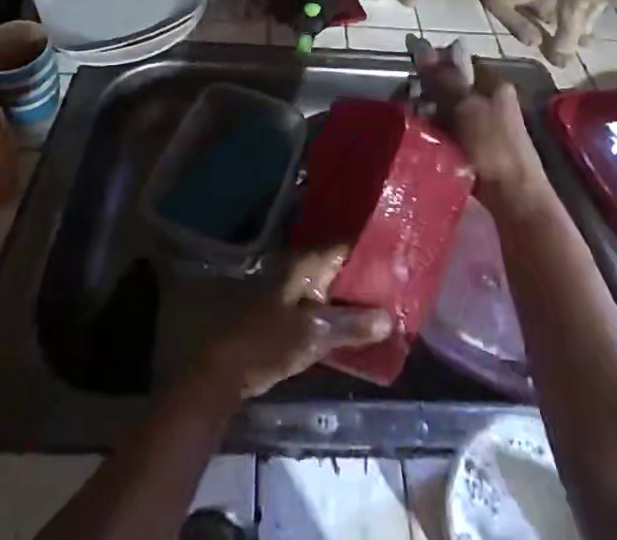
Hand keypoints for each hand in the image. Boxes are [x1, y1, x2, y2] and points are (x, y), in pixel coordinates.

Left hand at [195, 248, 391, 399]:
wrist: (217, 369)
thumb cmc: (264, 343)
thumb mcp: (312, 336)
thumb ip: (351, 325)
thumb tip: (388, 318)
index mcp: (302, 266)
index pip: (343, 248)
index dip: (371, 252)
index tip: (398, 258)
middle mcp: (292, 271)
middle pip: (336, 268)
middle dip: (363, 277)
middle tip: (396, 287)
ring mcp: (283, 290)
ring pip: (325, 287)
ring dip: (348, 297)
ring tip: (380, 308)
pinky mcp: (278, 313)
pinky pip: (313, 305)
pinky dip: (332, 313)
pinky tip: (349, 327)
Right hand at [413, 43, 549, 208]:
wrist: (513, 195)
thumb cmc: (493, 146)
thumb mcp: (467, 107)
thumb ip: (444, 79)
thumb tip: (422, 48)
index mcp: (495, 84)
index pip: (462, 61)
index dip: (437, 63)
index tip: (414, 72)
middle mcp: (491, 100)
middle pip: (453, 86)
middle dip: (430, 91)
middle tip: (410, 99)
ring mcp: (484, 124)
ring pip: (448, 109)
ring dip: (430, 113)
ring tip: (412, 120)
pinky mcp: (476, 146)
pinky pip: (449, 131)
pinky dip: (436, 132)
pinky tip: (422, 138)